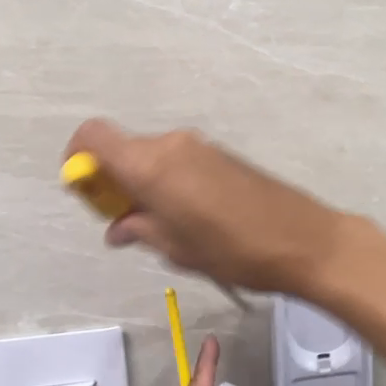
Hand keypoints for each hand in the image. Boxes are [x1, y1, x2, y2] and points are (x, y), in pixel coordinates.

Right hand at [66, 119, 347, 293]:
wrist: (306, 240)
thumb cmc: (234, 250)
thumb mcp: (178, 249)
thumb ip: (141, 230)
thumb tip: (118, 228)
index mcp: (151, 164)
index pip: (93, 135)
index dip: (79, 158)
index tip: (88, 193)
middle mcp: (173, 145)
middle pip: (125, 150)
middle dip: (116, 183)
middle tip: (129, 224)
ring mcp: (203, 148)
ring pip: (155, 158)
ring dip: (147, 186)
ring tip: (166, 229)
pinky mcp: (226, 156)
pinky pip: (182, 163)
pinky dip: (172, 183)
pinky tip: (193, 219)